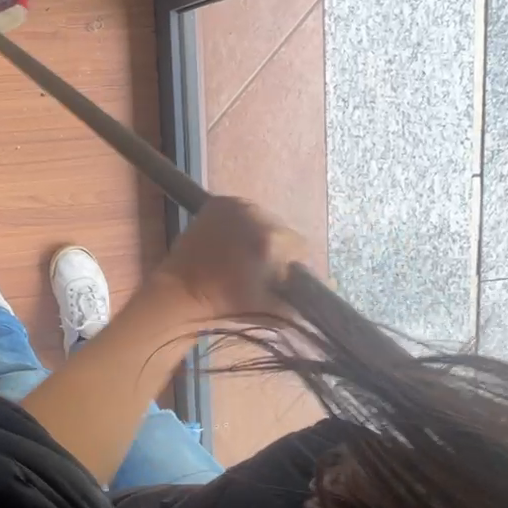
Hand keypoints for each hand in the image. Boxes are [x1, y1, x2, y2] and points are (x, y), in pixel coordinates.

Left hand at [154, 196, 304, 319]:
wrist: (180, 292)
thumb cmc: (226, 304)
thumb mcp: (270, 305)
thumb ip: (300, 298)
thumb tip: (327, 288)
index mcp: (271, 240)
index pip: (299, 245)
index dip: (293, 262)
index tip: (282, 274)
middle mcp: (256, 215)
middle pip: (280, 229)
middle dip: (274, 247)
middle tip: (260, 265)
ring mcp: (236, 205)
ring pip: (261, 218)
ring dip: (258, 233)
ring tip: (242, 253)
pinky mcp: (219, 202)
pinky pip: (241, 209)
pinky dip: (240, 222)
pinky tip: (232, 238)